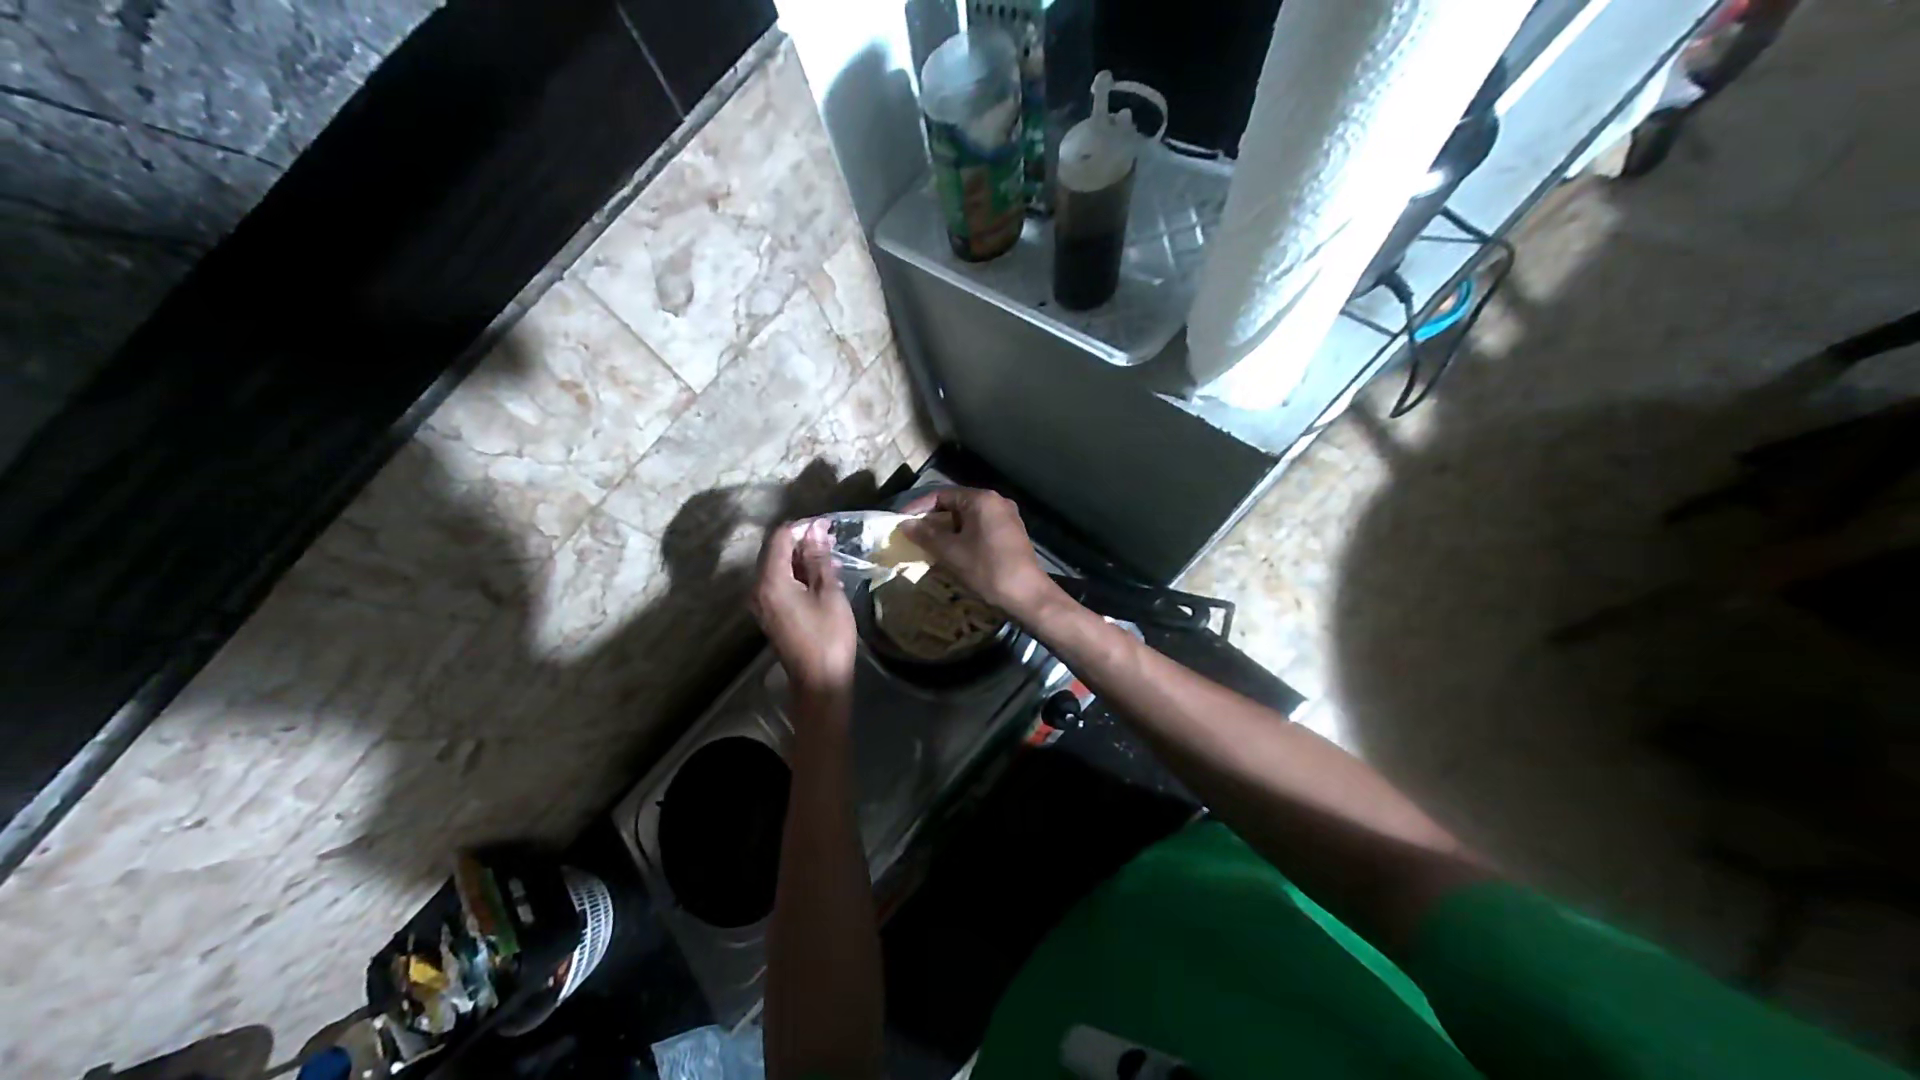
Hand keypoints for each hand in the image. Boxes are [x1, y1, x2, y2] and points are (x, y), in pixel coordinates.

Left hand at [751, 519, 856, 699]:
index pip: (780, 538)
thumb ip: (818, 558)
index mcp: (770, 581)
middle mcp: (758, 589)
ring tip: (830, 556)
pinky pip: (780, 584)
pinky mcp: (770, 614)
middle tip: (831, 538)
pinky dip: (798, 575)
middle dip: (802, 541)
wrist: (819, 680)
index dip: (803, 527)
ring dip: (802, 559)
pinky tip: (821, 576)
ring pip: (779, 568)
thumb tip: (815, 530)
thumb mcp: (828, 592)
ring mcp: (762, 603)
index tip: (827, 525)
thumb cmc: (828, 635)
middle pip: (775, 552)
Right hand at [899, 487, 1059, 618]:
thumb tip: (905, 525)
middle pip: (955, 505)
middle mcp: (996, 502)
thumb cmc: (986, 569)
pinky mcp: (1011, 534)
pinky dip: (962, 537)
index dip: (918, 507)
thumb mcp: (951, 552)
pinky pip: (979, 529)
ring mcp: (1006, 518)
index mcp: (982, 500)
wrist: (1026, 595)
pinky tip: (951, 552)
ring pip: (967, 518)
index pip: (942, 495)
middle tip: (912, 535)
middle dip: (932, 520)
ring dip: (946, 530)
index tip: (901, 521)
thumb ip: (926, 535)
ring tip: (927, 545)